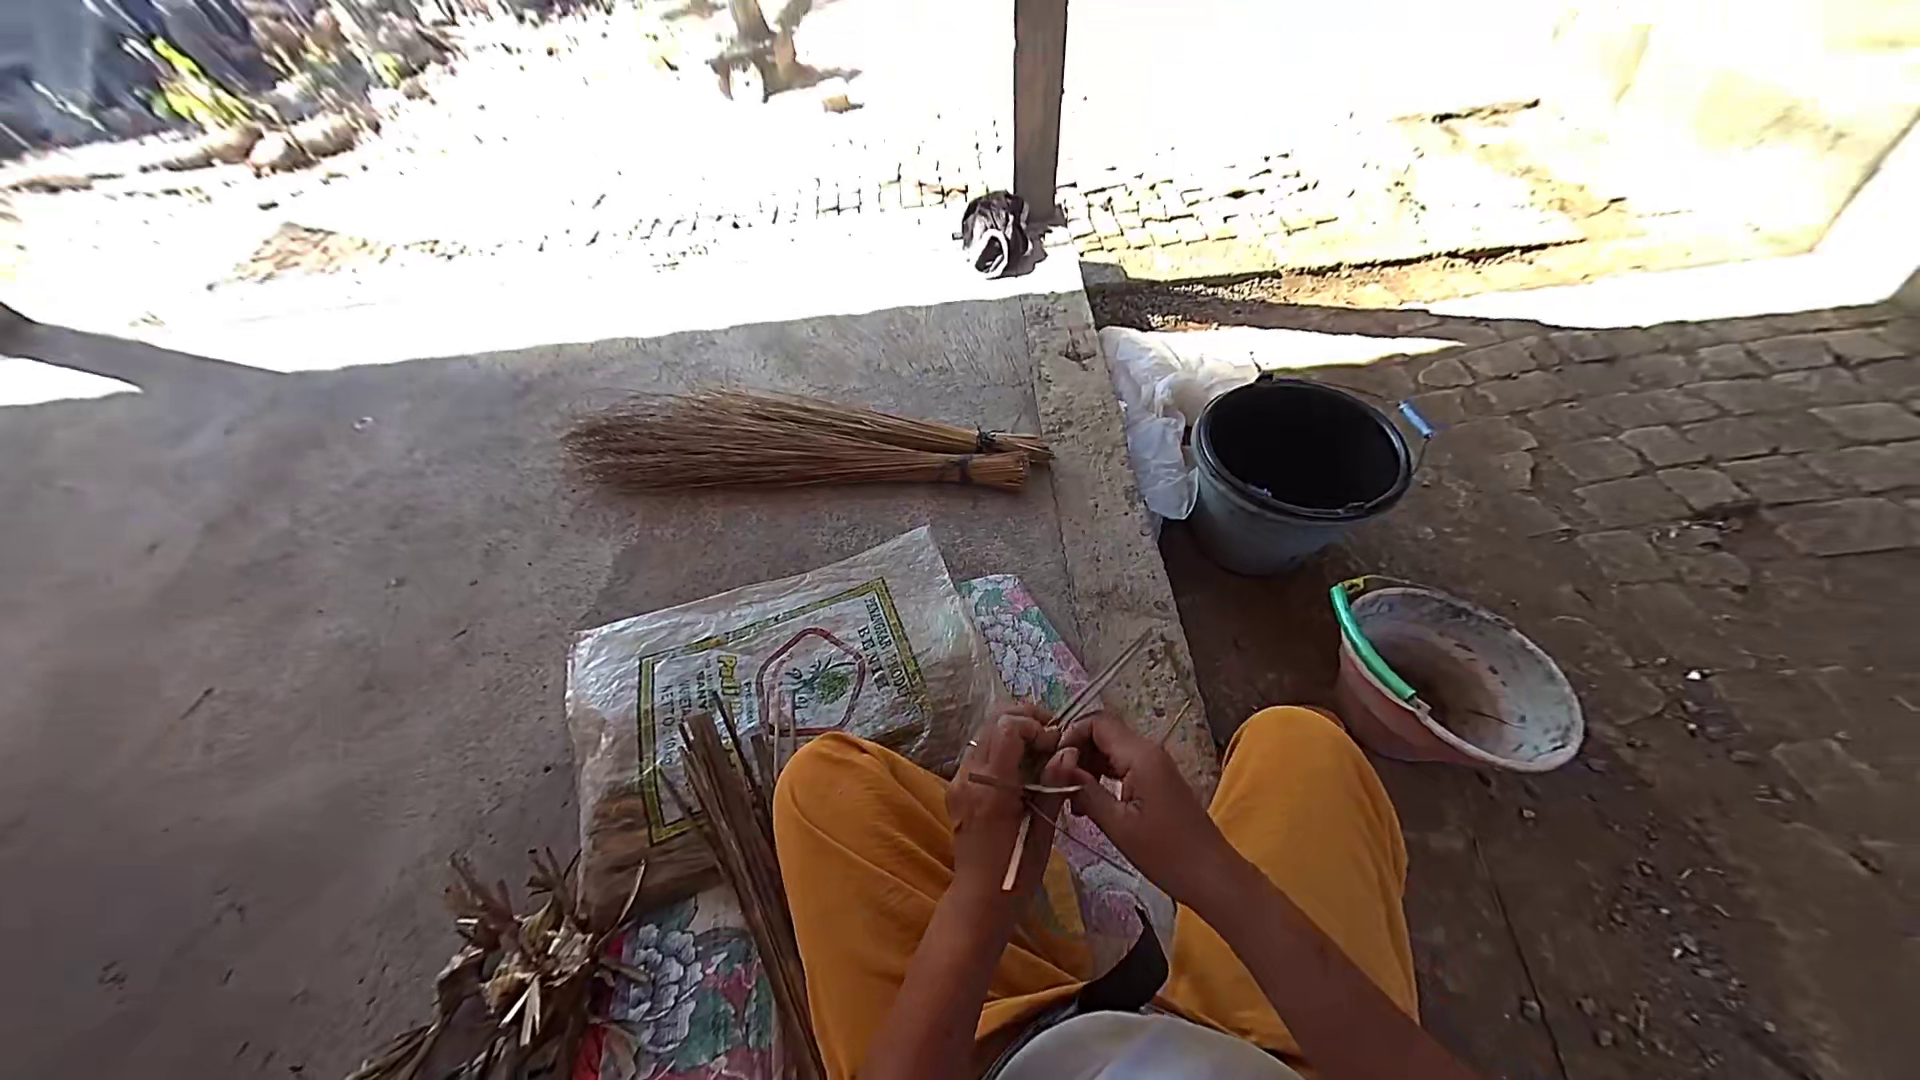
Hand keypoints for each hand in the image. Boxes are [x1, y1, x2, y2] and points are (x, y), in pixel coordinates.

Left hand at [947, 703, 1079, 906]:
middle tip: (1051, 734)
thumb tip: (1069, 750)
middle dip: (1025, 720)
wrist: (979, 899)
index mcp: (991, 788)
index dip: (1035, 726)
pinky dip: (1001, 746)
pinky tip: (1021, 763)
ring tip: (1040, 747)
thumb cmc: (1017, 872)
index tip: (1056, 742)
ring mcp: (958, 780)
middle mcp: (968, 777)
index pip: (1007, 728)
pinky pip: (979, 751)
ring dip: (1013, 730)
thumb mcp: (1043, 830)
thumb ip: (1053, 785)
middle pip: (993, 722)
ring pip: (984, 733)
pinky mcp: (956, 786)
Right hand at [1062, 713, 1241, 908]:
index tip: (1053, 763)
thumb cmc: (1166, 853)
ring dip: (1087, 766)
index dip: (1070, 735)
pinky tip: (1089, 802)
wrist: (1212, 876)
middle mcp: (1147, 750)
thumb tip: (1057, 765)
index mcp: (1139, 755)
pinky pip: (1120, 764)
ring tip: (1070, 796)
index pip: (1096, 722)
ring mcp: (1153, 764)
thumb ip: (1085, 790)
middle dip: (1076, 752)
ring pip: (1109, 749)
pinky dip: (1101, 776)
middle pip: (1101, 733)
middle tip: (1058, 782)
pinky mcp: (1155, 778)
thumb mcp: (1117, 825)